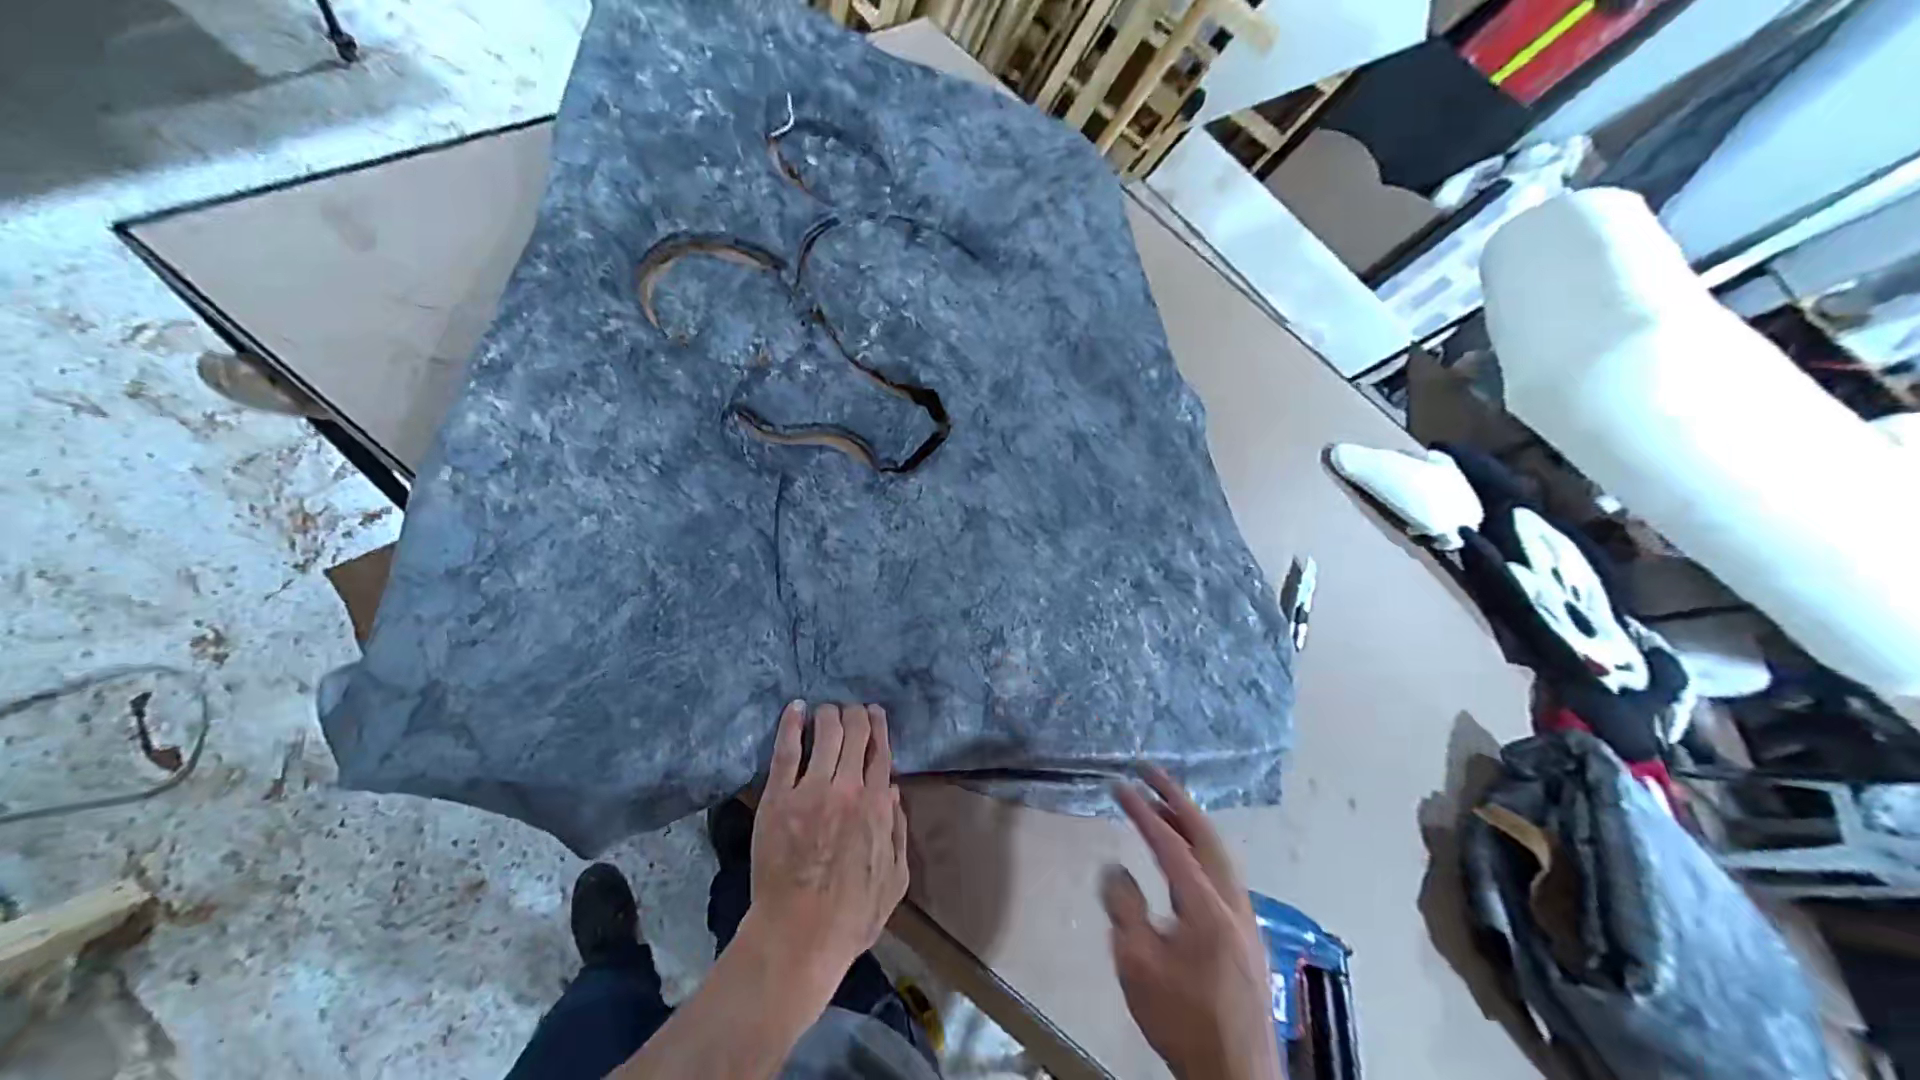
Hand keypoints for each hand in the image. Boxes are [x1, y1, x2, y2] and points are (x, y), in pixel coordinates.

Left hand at [748, 700, 909, 985]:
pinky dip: (792, 725)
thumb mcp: (895, 879)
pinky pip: (787, 751)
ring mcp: (811, 791)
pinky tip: (796, 709)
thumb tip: (892, 793)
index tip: (875, 714)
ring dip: (829, 715)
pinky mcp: (778, 798)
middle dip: (855, 715)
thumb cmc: (851, 915)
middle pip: (855, 734)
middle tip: (850, 710)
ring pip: (825, 734)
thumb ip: (898, 833)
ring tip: (826, 709)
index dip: (879, 729)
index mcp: (877, 806)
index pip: (880, 754)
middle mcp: (848, 789)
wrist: (799, 934)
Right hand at [1104, 766, 1283, 1079]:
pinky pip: (1223, 873)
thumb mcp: (1137, 966)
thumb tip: (1115, 869)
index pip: (1170, 844)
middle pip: (1207, 836)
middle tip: (1150, 772)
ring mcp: (1246, 918)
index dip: (1143, 811)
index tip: (1120, 785)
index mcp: (1206, 907)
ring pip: (1220, 855)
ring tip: (1162, 807)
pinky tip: (1185, 858)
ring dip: (1191, 824)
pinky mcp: (1247, 934)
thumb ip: (1124, 910)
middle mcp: (1233, 903)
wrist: (1236, 1072)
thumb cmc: (1182, 1019)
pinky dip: (1201, 850)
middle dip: (1177, 799)